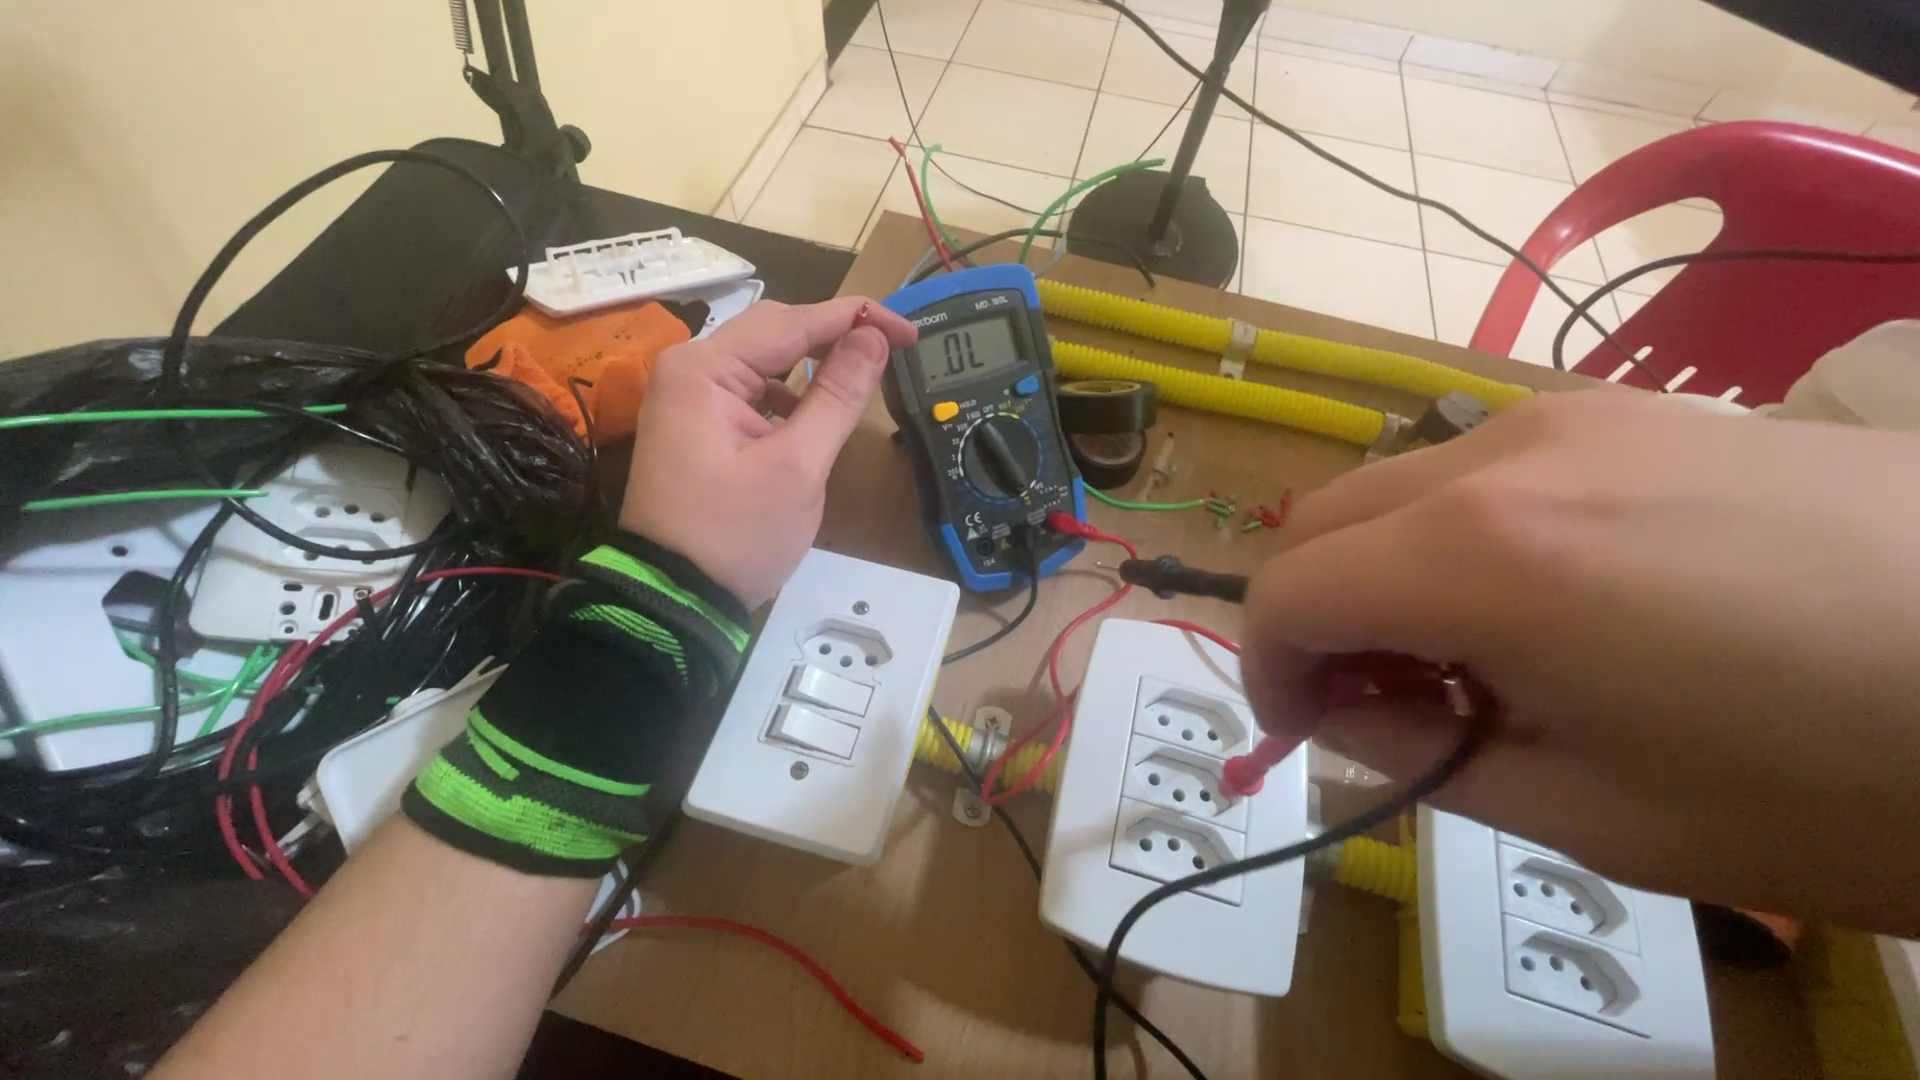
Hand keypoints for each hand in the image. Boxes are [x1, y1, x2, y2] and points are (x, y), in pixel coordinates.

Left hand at [618, 297, 915, 607]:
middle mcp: (689, 369)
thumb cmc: (735, 535)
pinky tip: (813, 414)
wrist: (674, 597)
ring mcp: (688, 397)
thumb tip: (874, 338)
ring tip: (860, 378)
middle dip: (835, 335)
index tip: (908, 330)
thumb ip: (838, 396)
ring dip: (813, 363)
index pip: (792, 322)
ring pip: (764, 360)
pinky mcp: (697, 424)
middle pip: (774, 331)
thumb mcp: (797, 466)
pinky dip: (789, 395)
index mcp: (705, 369)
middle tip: (892, 349)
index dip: (857, 319)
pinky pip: (751, 390)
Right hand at [1242, 391, 1919, 933]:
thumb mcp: (1592, 813)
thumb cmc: (1843, 779)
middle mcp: (1495, 458)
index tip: (1299, 726)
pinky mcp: (1629, 410)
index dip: (1264, 665)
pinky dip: (1450, 534)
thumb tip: (1338, 712)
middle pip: (1318, 522)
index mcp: (1474, 559)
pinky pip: (1476, 468)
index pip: (1286, 593)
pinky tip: (1543, 595)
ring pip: (1390, 489)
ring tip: (1462, 651)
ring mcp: (1565, 417)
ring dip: (1378, 570)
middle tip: (1367, 696)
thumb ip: (1414, 754)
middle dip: (1309, 612)